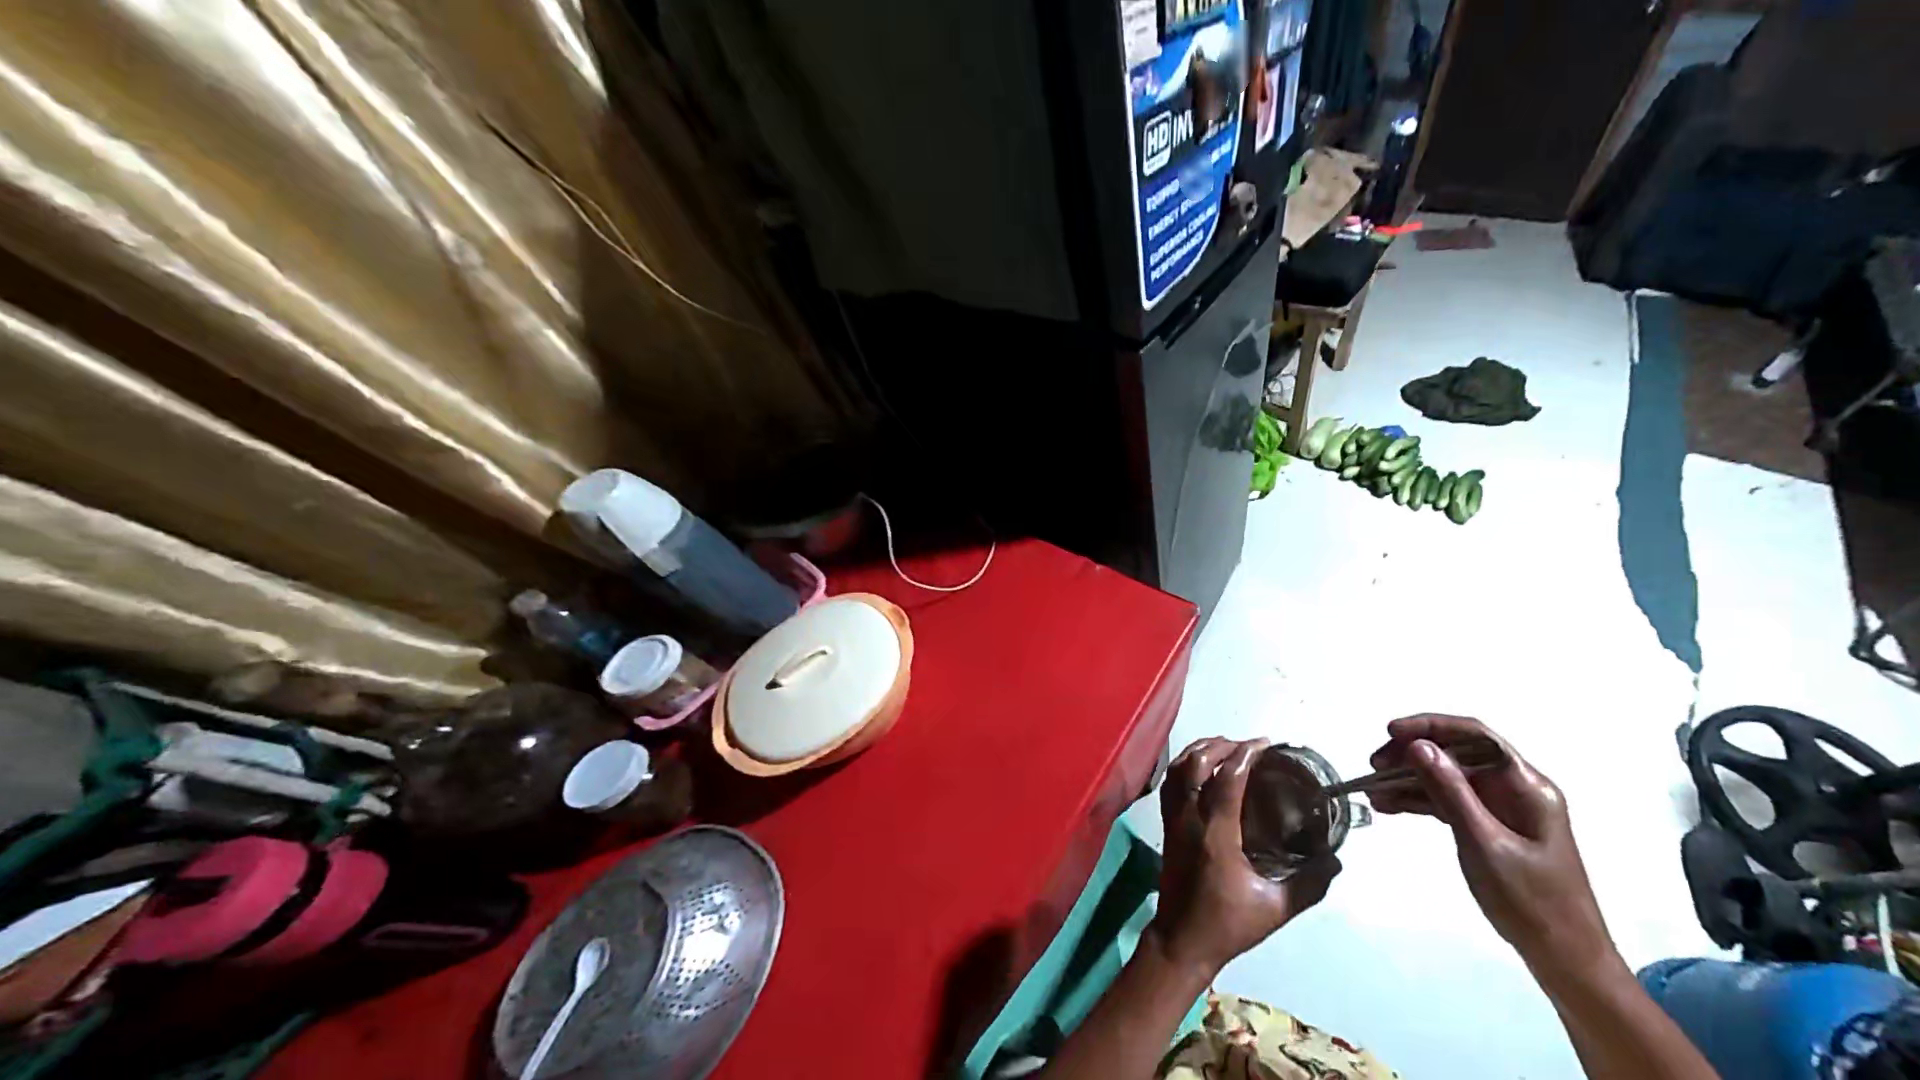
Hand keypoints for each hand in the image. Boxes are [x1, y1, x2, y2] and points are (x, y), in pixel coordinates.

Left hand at [1149, 738, 1339, 973]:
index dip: (1245, 754)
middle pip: (1196, 764)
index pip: (1226, 778)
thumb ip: (1309, 883)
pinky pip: (1169, 783)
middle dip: (1221, 746)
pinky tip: (1201, 767)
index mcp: (1215, 833)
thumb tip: (1336, 860)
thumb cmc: (1227, 924)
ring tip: (1225, 747)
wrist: (1181, 940)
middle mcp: (1188, 818)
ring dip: (1200, 751)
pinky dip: (1184, 765)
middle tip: (1248, 746)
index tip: (1265, 744)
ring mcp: (1172, 820)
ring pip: (1178, 769)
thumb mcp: (1276, 908)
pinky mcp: (1165, 825)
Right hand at [1368, 715, 1614, 983]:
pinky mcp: (1490, 826)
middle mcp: (1515, 789)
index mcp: (1526, 786)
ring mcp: (1502, 808)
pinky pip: (1448, 800)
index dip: (1430, 726)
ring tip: (1373, 791)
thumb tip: (1418, 745)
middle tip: (1373, 766)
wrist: (1565, 958)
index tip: (1390, 732)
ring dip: (1409, 780)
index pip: (1475, 736)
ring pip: (1447, 777)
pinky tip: (1389, 806)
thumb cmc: (1531, 901)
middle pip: (1456, 754)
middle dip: (1412, 754)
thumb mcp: (1483, 843)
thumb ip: (1450, 791)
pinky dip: (1418, 801)